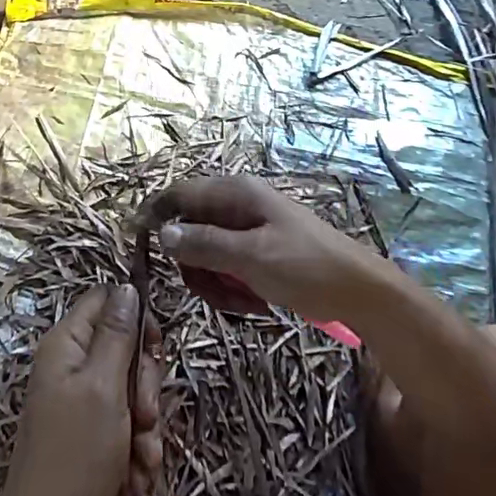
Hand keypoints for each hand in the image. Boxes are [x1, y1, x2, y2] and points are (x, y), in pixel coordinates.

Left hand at [0, 285, 162, 495]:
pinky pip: (128, 426)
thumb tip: (127, 284)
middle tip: (145, 413)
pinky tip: (136, 475)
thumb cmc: (76, 456)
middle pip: (125, 347)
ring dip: (146, 424)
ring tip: (141, 456)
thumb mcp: (102, 387)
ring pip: (133, 390)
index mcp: (66, 345)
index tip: (155, 344)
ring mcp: (82, 404)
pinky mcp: (93, 437)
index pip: (106, 300)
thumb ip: (118, 334)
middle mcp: (72, 368)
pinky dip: (138, 449)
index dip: (135, 314)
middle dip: (145, 383)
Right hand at [137, 176, 385, 321]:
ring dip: (216, 283)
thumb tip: (162, 233)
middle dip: (196, 266)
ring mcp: (248, 228)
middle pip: (190, 230)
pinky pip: (227, 267)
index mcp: (237, 193)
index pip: (181, 193)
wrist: (358, 290)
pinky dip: (233, 287)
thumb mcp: (251, 257)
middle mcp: (239, 204)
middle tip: (215, 293)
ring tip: (242, 301)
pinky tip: (253, 302)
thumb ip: (204, 244)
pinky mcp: (257, 250)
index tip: (138, 245)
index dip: (156, 215)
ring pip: (206, 254)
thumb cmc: (306, 266)